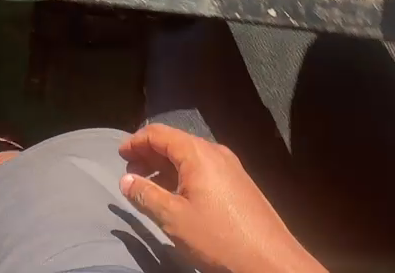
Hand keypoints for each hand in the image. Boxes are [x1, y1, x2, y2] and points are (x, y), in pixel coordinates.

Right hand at [118, 124, 324, 272]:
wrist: (275, 265)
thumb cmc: (220, 239)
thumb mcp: (175, 220)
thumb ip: (147, 196)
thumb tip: (125, 179)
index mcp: (197, 153)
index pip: (158, 133)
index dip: (135, 142)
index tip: (119, 156)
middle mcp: (215, 152)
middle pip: (174, 142)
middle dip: (149, 155)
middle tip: (132, 173)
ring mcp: (231, 167)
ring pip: (190, 157)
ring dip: (166, 168)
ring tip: (151, 188)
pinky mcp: (241, 185)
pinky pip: (204, 169)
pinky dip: (184, 176)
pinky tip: (180, 198)